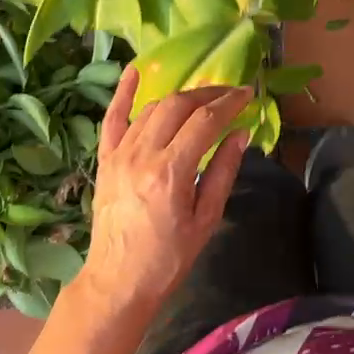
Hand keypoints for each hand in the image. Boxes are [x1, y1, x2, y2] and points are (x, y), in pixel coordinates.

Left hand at [79, 68, 251, 309]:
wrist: (118, 282)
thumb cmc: (169, 257)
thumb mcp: (206, 219)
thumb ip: (223, 172)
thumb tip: (240, 133)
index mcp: (171, 172)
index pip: (205, 121)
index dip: (230, 103)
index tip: (248, 95)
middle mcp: (142, 155)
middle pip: (178, 106)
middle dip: (208, 94)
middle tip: (230, 95)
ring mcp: (119, 155)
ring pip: (152, 109)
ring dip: (180, 98)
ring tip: (202, 100)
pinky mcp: (105, 161)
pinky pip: (113, 119)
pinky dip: (123, 94)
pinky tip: (135, 72)